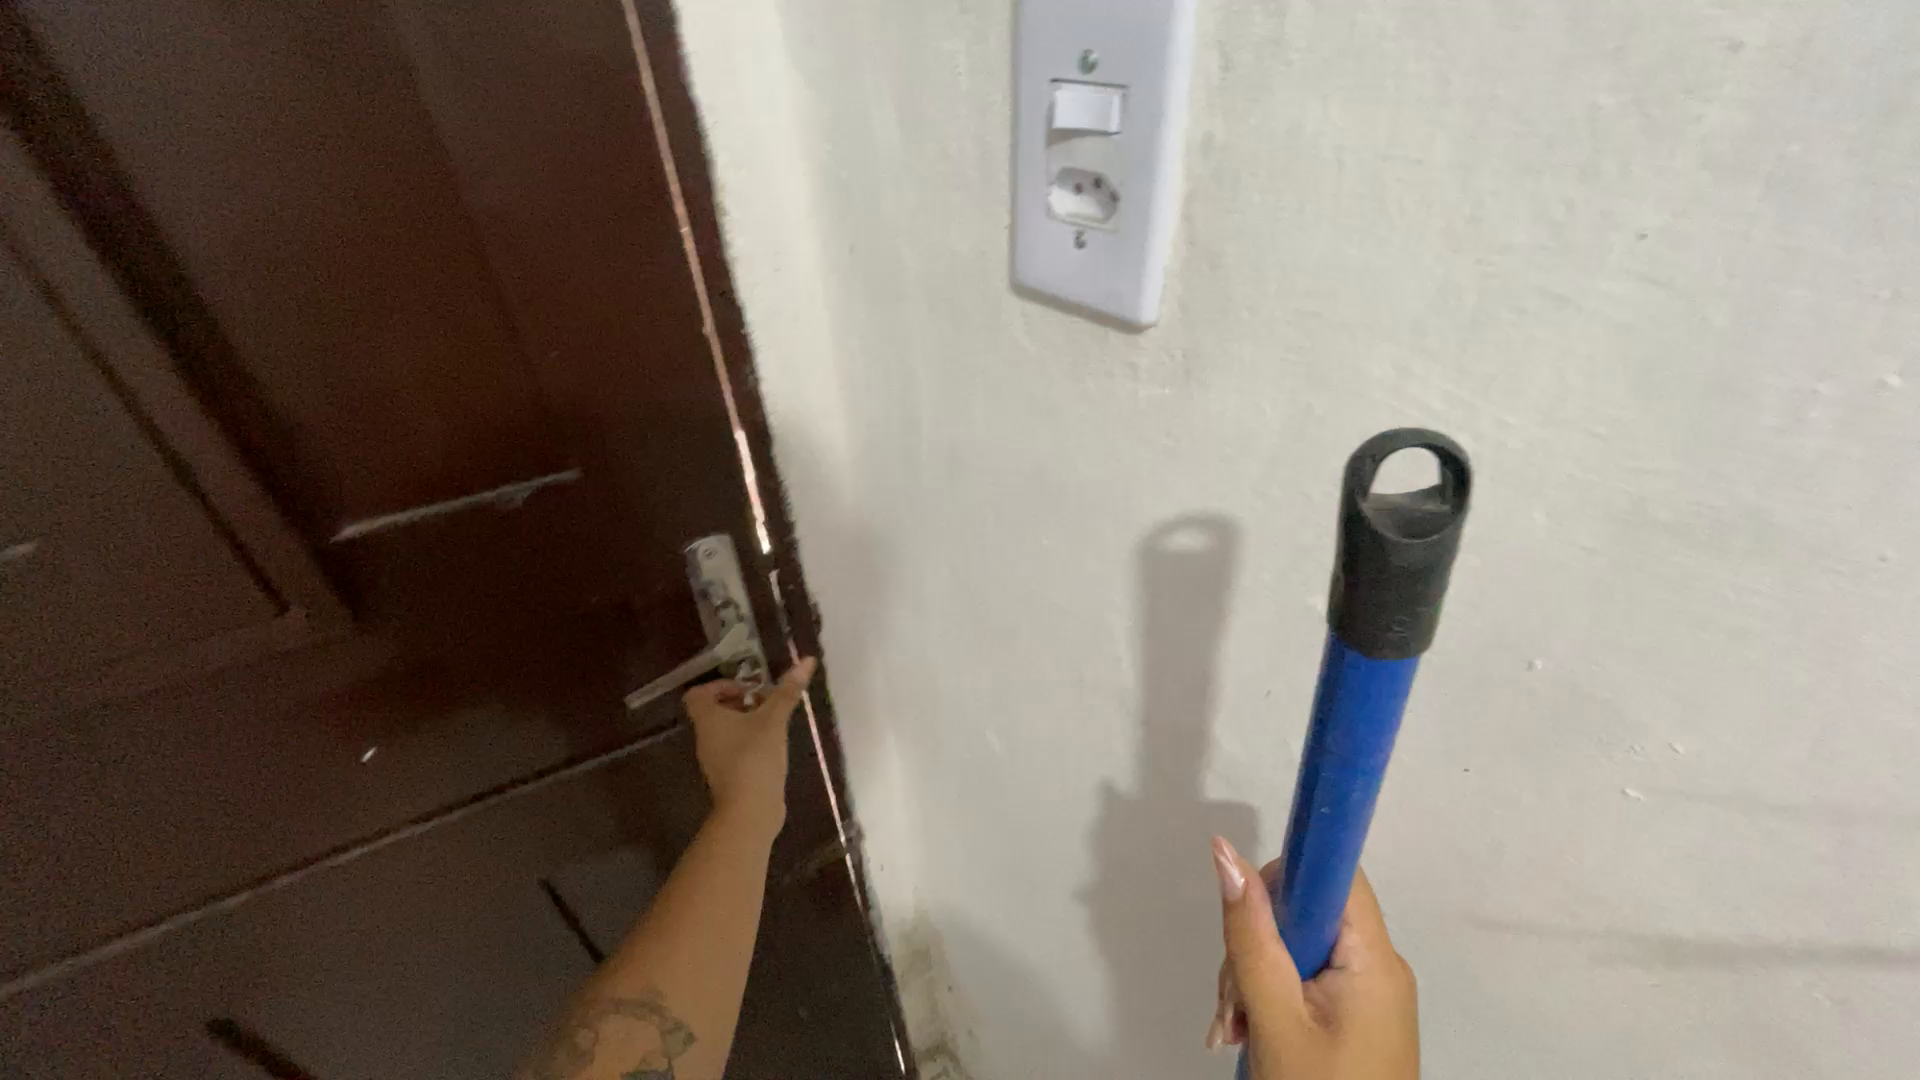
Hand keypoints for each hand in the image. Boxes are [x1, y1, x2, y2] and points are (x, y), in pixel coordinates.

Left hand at [682, 658, 816, 837]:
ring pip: (725, 731)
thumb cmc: (754, 758)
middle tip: (767, 702)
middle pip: (713, 711)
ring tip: (774, 722)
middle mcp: (705, 738)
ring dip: (747, 723)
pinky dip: (749, 742)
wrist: (749, 811)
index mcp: (708, 720)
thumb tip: (807, 660)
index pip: (698, 694)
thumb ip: (787, 691)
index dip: (720, 686)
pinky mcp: (728, 776)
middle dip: (740, 702)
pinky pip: (734, 749)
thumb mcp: (774, 720)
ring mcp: (715, 759)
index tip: (747, 688)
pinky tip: (773, 746)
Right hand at [1206, 837, 1418, 1079]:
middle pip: (1304, 911)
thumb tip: (1223, 850)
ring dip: (1252, 975)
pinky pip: (1302, 976)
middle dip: (1253, 942)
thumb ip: (1249, 932)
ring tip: (1232, 1026)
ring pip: (1293, 944)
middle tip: (1231, 998)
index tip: (1249, 902)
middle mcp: (1377, 965)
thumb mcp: (1274, 1015)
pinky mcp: (1353, 1012)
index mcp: (1373, 959)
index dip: (1288, 869)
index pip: (1335, 872)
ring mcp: (1365, 991)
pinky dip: (1267, 993)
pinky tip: (1245, 1030)